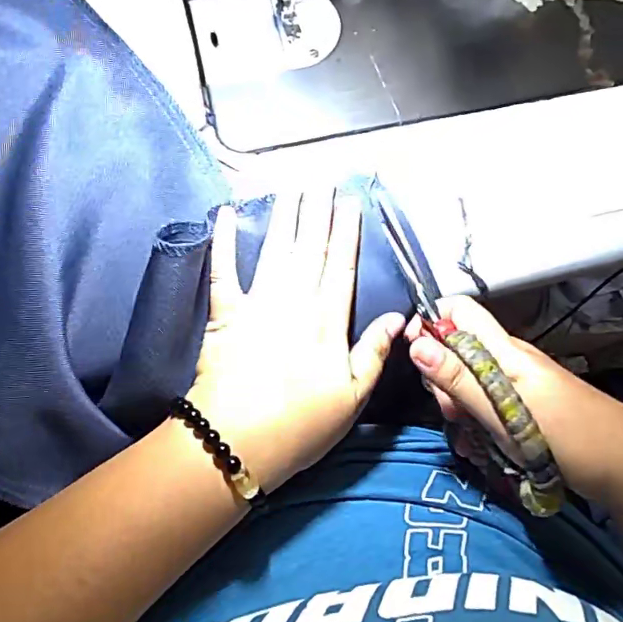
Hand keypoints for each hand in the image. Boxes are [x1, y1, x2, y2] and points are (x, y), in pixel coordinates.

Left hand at [188, 191, 405, 492]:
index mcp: (327, 322)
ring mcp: (258, 304)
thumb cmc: (300, 426)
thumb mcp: (352, 398)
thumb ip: (374, 353)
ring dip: (285, 216)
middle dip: (318, 212)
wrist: (235, 441)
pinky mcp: (225, 313)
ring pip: (275, 250)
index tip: (350, 202)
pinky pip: (224, 270)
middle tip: (323, 180)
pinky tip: (225, 214)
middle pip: (310, 248)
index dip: (347, 231)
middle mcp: (295, 303)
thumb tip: (398, 318)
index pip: (341, 265)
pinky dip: (223, 241)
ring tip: (292, 188)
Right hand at [405, 296, 622, 512]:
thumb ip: (459, 379)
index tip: (418, 360)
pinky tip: (481, 444)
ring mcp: (519, 380)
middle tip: (452, 413)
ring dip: (458, 404)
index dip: (431, 325)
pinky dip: (478, 418)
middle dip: (442, 377)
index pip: (458, 310)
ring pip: (470, 379)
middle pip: (457, 348)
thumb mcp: (503, 413)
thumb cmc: (567, 439)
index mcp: (504, 351)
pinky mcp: (526, 403)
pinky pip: (489, 400)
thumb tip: (416, 343)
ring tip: (469, 436)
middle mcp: (509, 358)